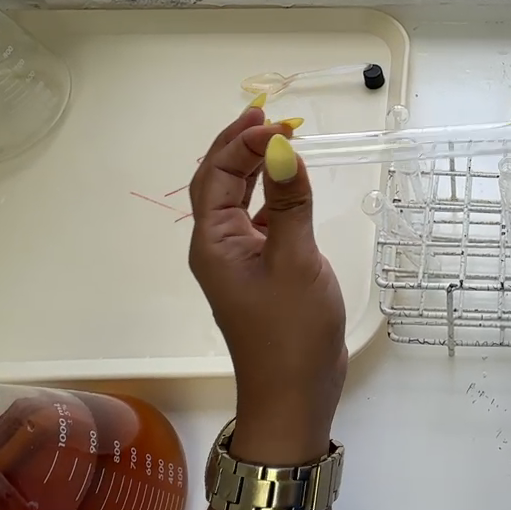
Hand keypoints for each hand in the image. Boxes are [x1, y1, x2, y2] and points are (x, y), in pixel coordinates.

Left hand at [188, 106, 346, 465]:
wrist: (296, 396)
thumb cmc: (290, 331)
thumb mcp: (295, 260)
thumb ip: (290, 201)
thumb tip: (283, 148)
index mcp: (214, 243)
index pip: (216, 176)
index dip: (241, 143)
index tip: (277, 123)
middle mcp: (219, 245)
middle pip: (219, 182)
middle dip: (238, 144)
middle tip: (266, 113)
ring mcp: (239, 257)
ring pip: (238, 198)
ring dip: (253, 164)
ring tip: (274, 135)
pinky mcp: (262, 267)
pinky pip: (259, 217)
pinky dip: (271, 191)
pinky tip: (289, 180)